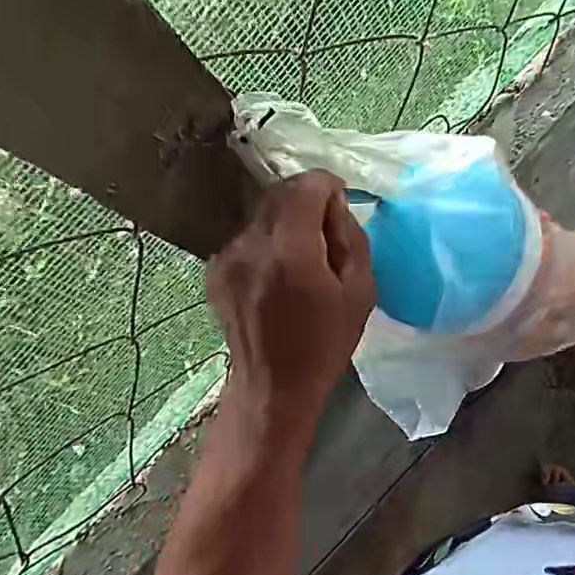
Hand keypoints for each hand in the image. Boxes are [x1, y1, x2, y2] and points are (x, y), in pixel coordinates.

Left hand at [206, 170, 374, 427]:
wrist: (272, 388)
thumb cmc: (324, 345)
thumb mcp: (360, 294)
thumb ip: (352, 239)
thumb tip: (335, 208)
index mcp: (291, 251)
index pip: (305, 186)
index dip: (327, 186)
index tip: (340, 203)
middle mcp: (251, 244)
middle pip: (279, 194)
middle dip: (306, 202)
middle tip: (325, 235)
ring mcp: (226, 257)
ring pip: (261, 215)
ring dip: (284, 224)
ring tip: (299, 263)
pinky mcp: (214, 270)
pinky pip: (245, 238)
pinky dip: (264, 244)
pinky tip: (275, 278)